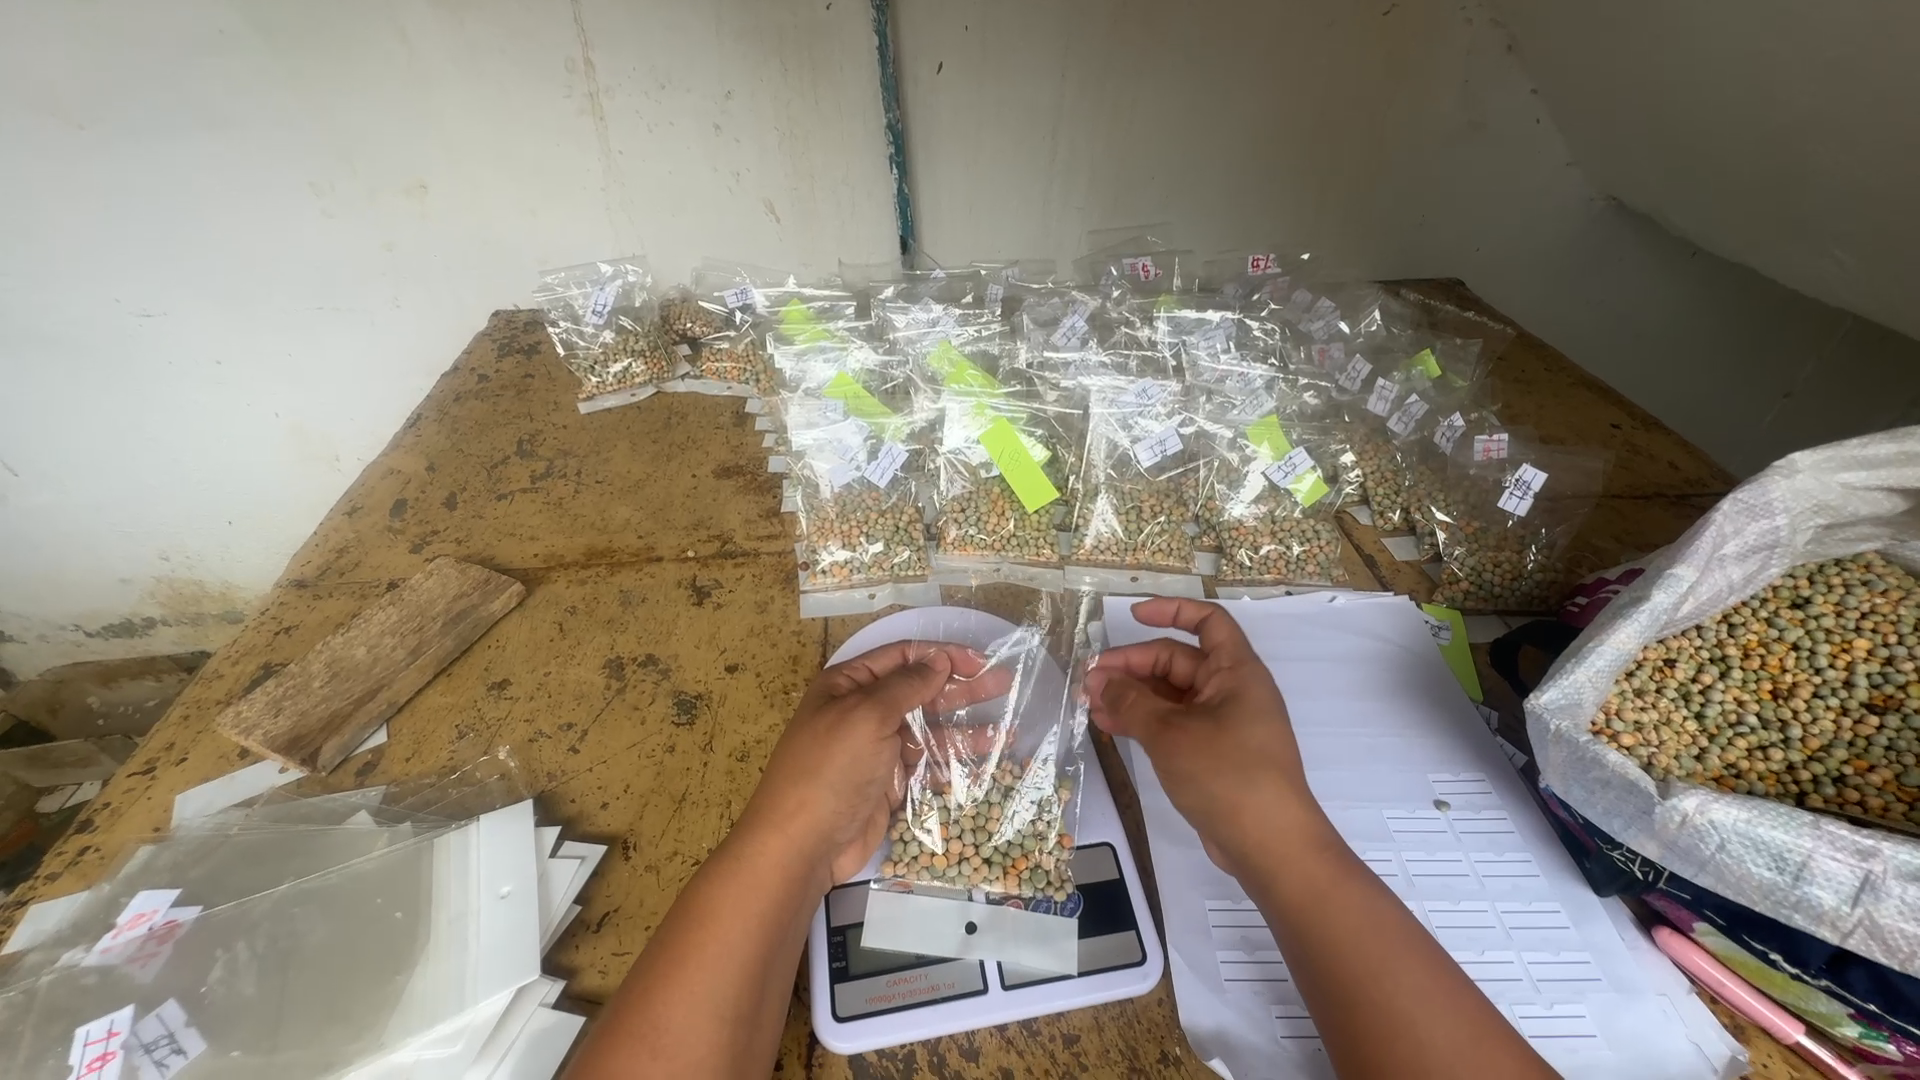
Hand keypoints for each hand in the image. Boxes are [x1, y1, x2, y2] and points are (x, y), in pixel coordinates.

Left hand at [740, 641, 1009, 890]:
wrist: (801, 845)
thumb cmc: (831, 769)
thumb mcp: (866, 715)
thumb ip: (907, 685)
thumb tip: (939, 659)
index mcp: (850, 684)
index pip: (903, 657)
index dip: (942, 655)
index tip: (980, 661)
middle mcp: (864, 710)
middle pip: (920, 691)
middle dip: (961, 688)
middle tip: (1005, 684)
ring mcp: (878, 748)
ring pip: (929, 729)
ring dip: (966, 727)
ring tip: (1007, 728)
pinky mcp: (890, 781)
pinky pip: (928, 763)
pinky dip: (957, 759)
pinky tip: (987, 758)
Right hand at [1086, 597, 1330, 875]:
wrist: (1270, 846)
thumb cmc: (1227, 774)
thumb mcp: (1170, 733)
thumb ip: (1130, 702)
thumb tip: (1098, 681)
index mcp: (1235, 671)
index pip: (1207, 621)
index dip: (1171, 611)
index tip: (1132, 615)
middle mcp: (1232, 690)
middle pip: (1177, 661)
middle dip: (1133, 666)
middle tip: (1091, 681)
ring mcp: (1223, 724)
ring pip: (1170, 695)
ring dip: (1132, 696)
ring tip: (1091, 704)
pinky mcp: (1213, 753)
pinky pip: (1173, 723)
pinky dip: (1144, 721)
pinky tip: (1111, 728)